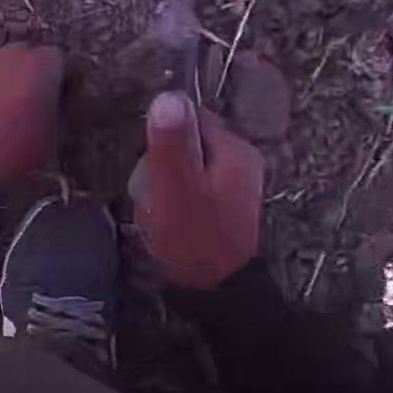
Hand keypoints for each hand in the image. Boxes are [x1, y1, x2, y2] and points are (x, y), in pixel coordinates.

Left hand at [0, 29, 63, 182]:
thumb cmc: (13, 151)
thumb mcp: (52, 134)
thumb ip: (56, 107)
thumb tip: (56, 102)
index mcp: (43, 67)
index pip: (59, 58)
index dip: (59, 73)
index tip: (58, 85)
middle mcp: (14, 54)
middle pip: (28, 47)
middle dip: (32, 64)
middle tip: (31, 86)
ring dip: (2, 52)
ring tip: (4, 71)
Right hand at [137, 92, 263, 289]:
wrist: (216, 295)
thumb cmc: (196, 240)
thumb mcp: (177, 189)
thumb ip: (172, 145)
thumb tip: (168, 97)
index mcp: (235, 152)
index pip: (192, 120)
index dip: (166, 137)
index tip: (153, 162)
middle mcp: (239, 163)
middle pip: (186, 145)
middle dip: (163, 168)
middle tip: (157, 196)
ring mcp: (232, 187)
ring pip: (184, 170)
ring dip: (165, 188)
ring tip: (161, 214)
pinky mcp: (222, 207)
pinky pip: (189, 191)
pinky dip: (174, 204)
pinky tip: (169, 224)